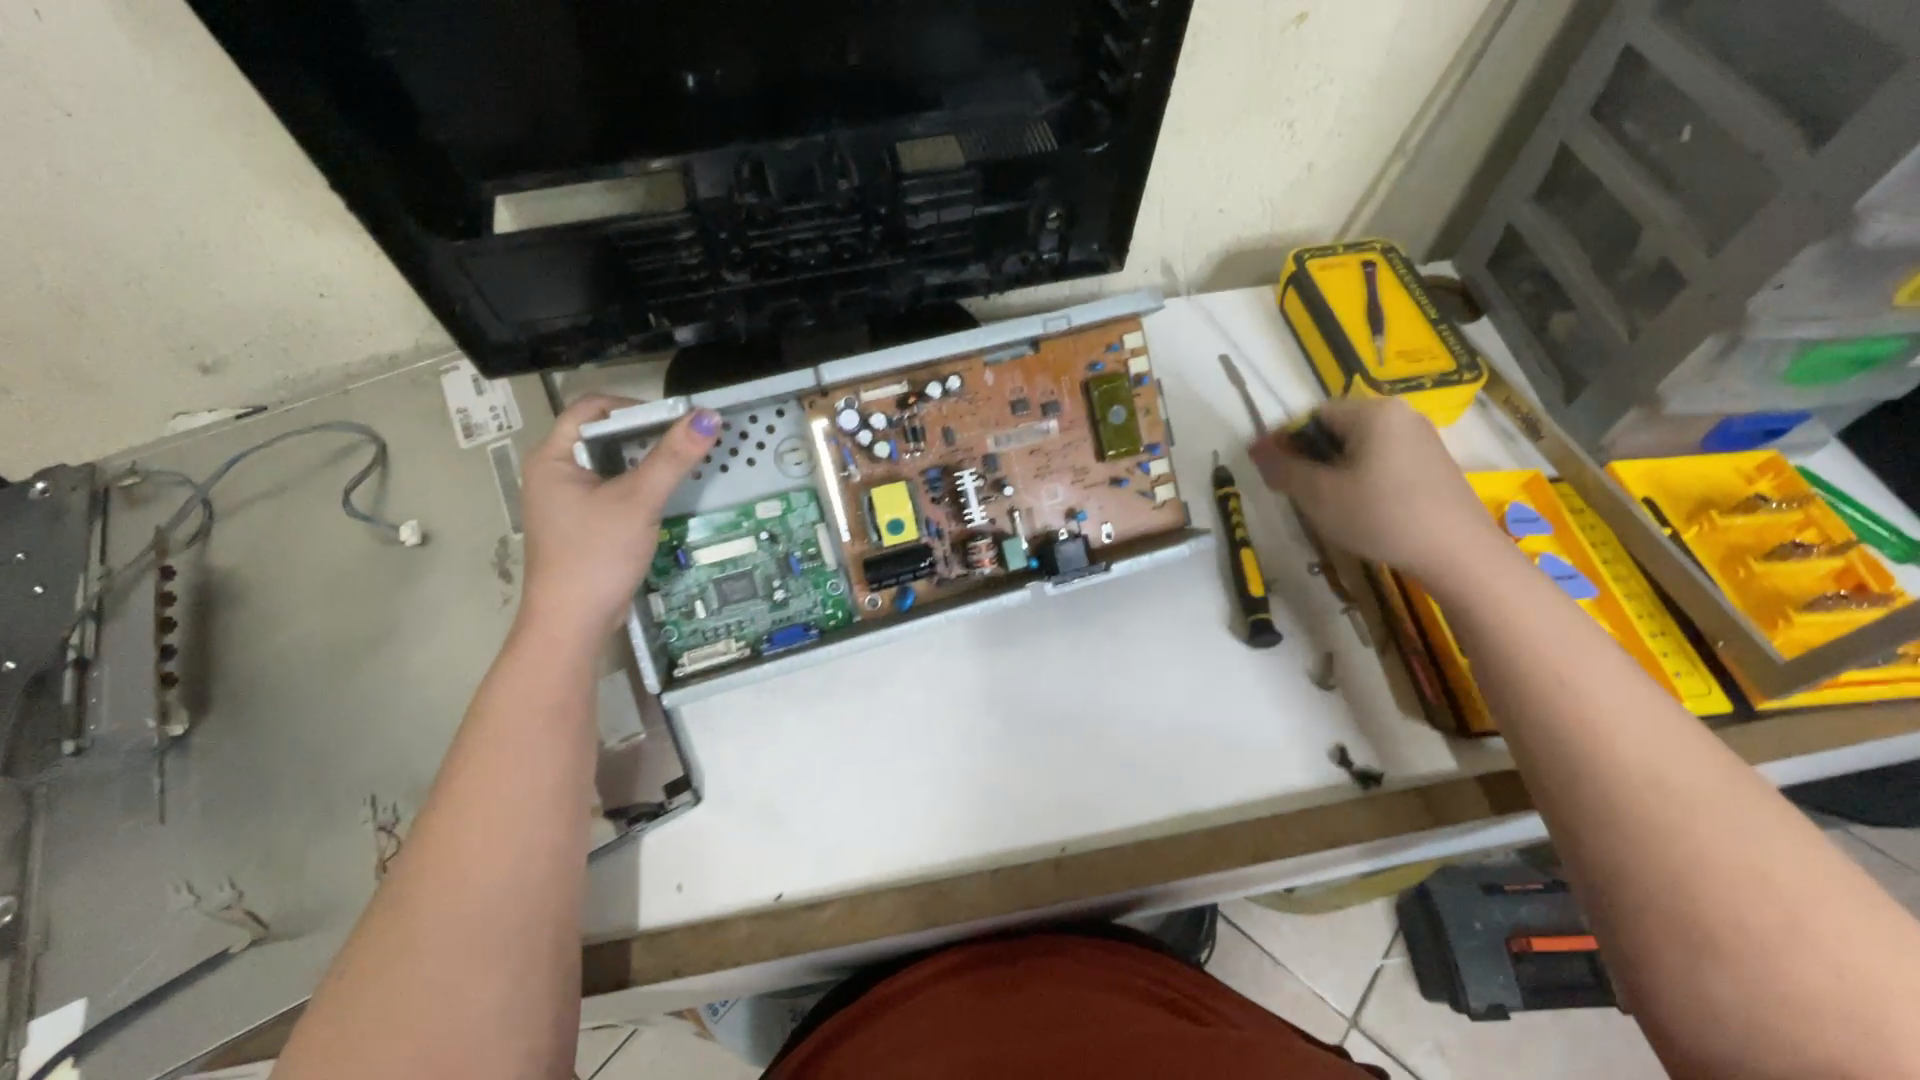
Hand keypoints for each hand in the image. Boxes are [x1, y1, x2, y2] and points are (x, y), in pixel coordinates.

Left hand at [517, 396, 720, 643]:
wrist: (572, 623)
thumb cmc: (596, 555)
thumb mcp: (639, 501)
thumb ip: (673, 457)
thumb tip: (708, 417)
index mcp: (552, 457)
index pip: (592, 408)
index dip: (634, 407)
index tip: (674, 421)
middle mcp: (553, 472)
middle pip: (603, 435)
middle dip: (645, 435)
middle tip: (685, 443)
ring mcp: (566, 500)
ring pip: (611, 464)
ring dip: (645, 462)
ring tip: (680, 466)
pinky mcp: (582, 523)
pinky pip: (613, 489)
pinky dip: (638, 486)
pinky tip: (664, 495)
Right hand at [1248, 398, 1507, 579]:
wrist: (1458, 553)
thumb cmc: (1381, 517)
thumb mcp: (1320, 495)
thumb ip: (1284, 468)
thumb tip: (1256, 448)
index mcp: (1373, 412)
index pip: (1313, 415)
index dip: (1284, 441)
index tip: (1267, 470)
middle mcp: (1401, 415)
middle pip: (1338, 428)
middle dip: (1310, 456)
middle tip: (1293, 491)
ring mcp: (1422, 439)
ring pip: (1360, 446)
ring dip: (1334, 470)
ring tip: (1324, 504)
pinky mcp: (1433, 464)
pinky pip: (1383, 460)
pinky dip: (1361, 477)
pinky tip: (1359, 509)